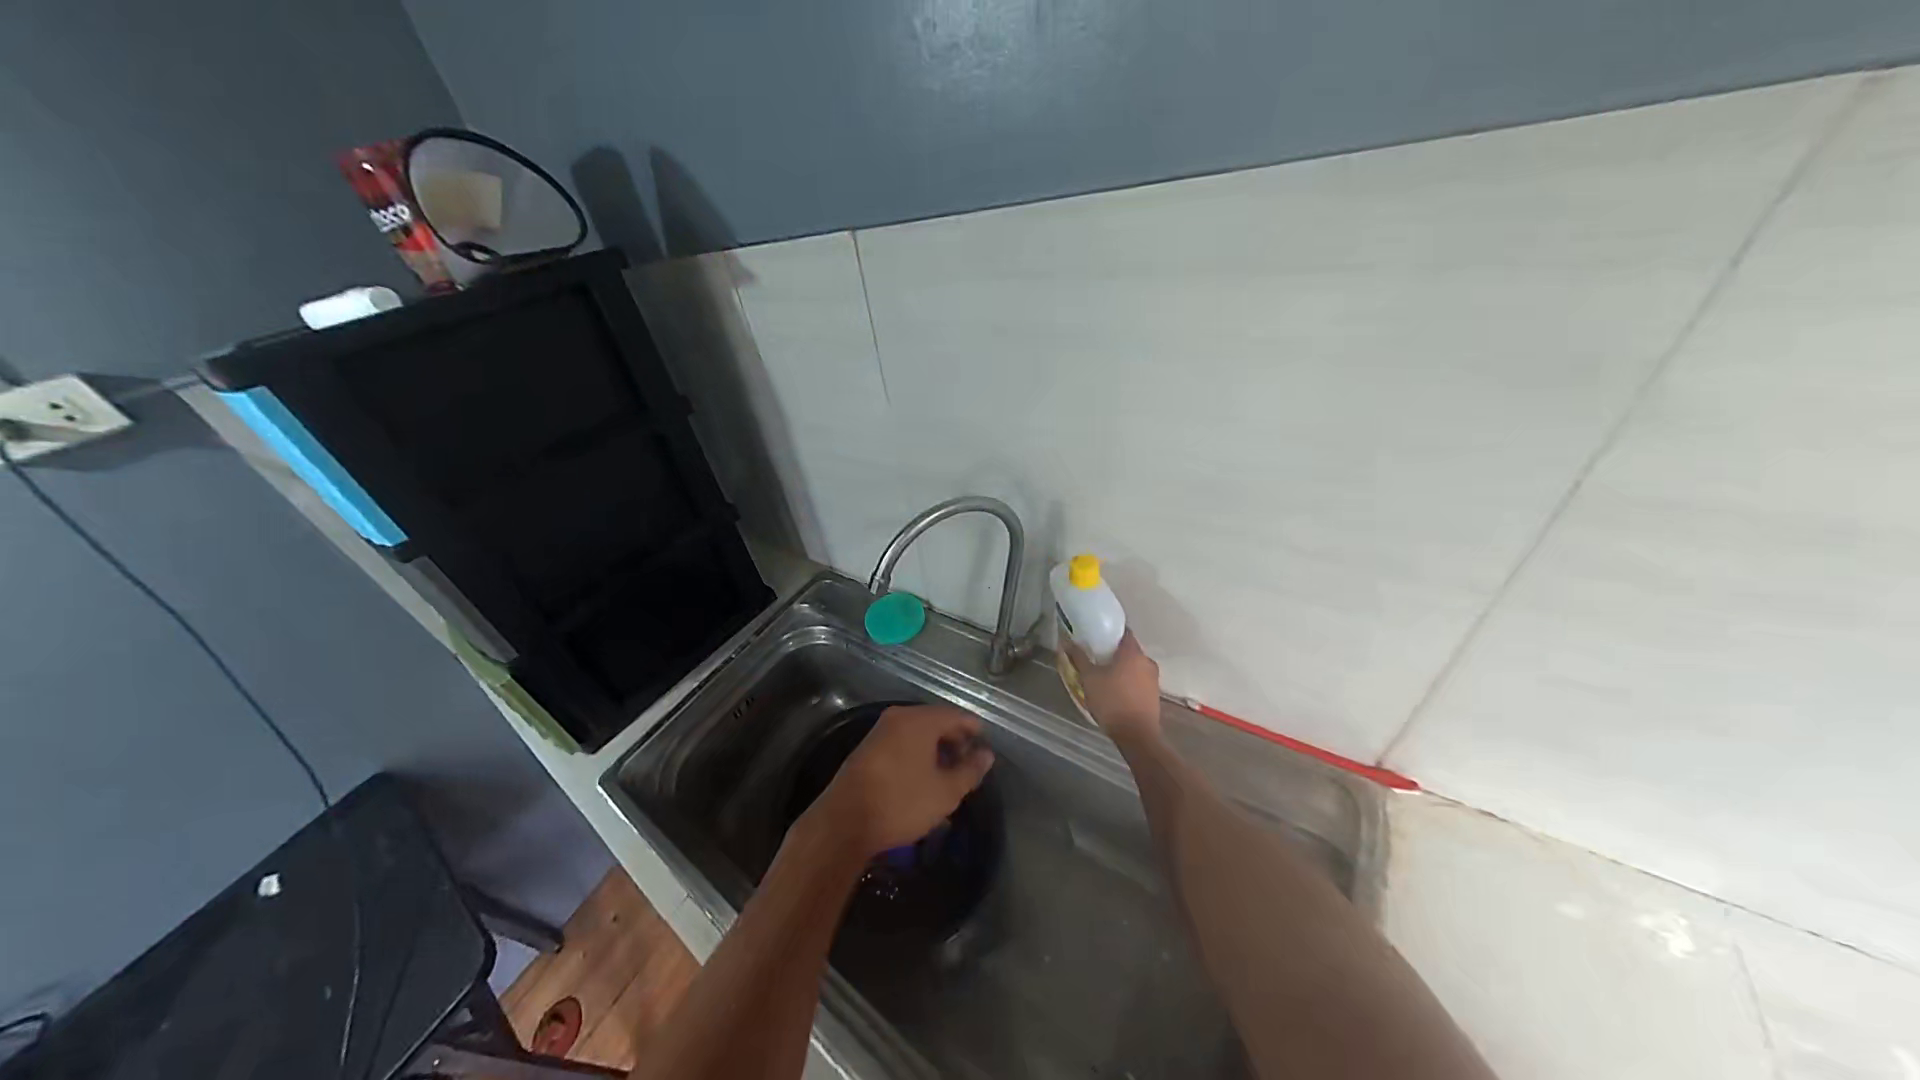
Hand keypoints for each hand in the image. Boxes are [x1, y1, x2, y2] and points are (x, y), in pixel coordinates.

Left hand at [804, 704, 995, 856]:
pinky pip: (902, 743)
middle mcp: (898, 718)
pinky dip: (917, 754)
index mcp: (919, 720)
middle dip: (955, 740)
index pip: (956, 715)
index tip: (986, 750)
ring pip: (917, 733)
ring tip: (949, 775)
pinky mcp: (867, 749)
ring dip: (936, 749)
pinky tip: (924, 777)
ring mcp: (879, 732)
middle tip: (969, 765)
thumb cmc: (901, 802)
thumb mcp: (945, 792)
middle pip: (936, 721)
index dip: (975, 731)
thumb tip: (986, 755)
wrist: (844, 822)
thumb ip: (969, 770)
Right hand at [1064, 631, 1163, 739]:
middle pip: (1129, 650)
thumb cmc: (1111, 701)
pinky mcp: (1154, 694)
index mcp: (1132, 652)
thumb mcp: (1089, 679)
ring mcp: (1153, 678)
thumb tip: (1067, 641)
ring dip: (1122, 668)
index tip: (1097, 637)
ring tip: (1104, 676)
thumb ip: (1079, 658)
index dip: (1110, 632)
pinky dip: (1129, 681)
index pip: (1124, 632)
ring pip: (1135, 666)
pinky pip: (1139, 680)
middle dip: (1114, 652)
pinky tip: (1116, 691)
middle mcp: (1147, 661)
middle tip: (1096, 658)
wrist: (1136, 734)